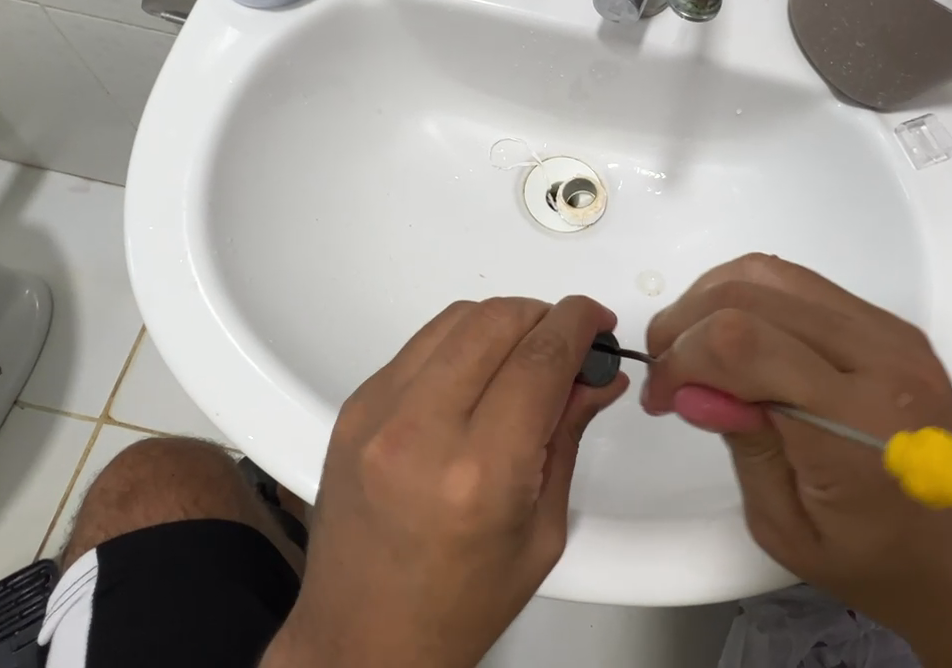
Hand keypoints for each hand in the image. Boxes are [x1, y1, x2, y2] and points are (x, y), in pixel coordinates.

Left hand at [265, 296, 626, 667]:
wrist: (364, 636)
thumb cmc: (459, 604)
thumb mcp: (541, 529)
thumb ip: (568, 435)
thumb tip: (598, 375)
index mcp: (479, 472)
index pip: (541, 358)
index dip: (578, 324)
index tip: (597, 321)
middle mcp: (420, 431)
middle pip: (497, 320)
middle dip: (544, 315)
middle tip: (567, 342)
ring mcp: (377, 413)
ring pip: (457, 317)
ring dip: (503, 322)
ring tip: (524, 356)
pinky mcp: (354, 406)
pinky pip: (420, 343)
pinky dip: (461, 342)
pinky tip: (477, 374)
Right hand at [642, 255, 951, 666]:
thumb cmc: (872, 560)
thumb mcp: (786, 530)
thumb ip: (743, 445)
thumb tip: (689, 386)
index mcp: (860, 422)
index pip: (746, 345)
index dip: (685, 357)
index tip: (661, 396)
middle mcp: (881, 359)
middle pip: (751, 295)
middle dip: (686, 324)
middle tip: (665, 369)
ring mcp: (890, 332)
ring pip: (772, 274)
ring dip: (711, 300)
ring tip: (689, 346)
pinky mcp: (888, 324)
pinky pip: (799, 283)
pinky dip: (748, 298)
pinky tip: (732, 336)